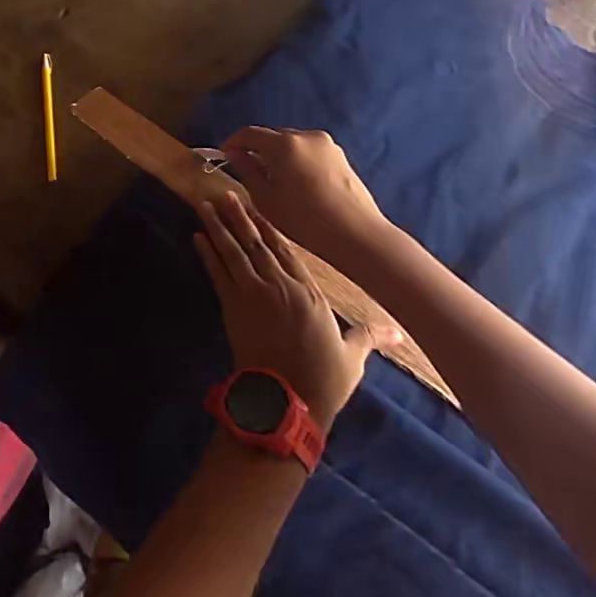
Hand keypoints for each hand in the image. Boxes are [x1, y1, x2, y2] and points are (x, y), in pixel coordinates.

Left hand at [195, 194, 373, 430]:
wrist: (287, 402)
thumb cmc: (322, 380)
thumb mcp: (352, 357)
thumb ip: (369, 336)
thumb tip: (398, 333)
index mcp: (309, 292)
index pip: (286, 250)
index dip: (269, 227)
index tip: (256, 208)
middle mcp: (281, 285)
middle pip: (258, 243)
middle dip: (240, 217)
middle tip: (225, 194)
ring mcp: (254, 294)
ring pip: (235, 251)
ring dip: (220, 227)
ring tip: (206, 205)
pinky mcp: (233, 307)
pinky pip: (218, 272)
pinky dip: (207, 253)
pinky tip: (198, 236)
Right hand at [219, 127, 390, 271]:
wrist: (355, 234)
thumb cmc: (304, 219)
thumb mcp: (265, 198)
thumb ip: (247, 170)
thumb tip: (235, 153)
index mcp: (284, 144)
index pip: (250, 133)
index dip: (233, 141)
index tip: (224, 154)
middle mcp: (306, 136)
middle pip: (273, 135)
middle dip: (257, 148)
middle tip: (247, 168)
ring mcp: (327, 144)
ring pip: (292, 143)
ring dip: (278, 154)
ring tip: (273, 178)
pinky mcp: (340, 156)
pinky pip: (309, 152)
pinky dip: (296, 160)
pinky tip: (296, 183)